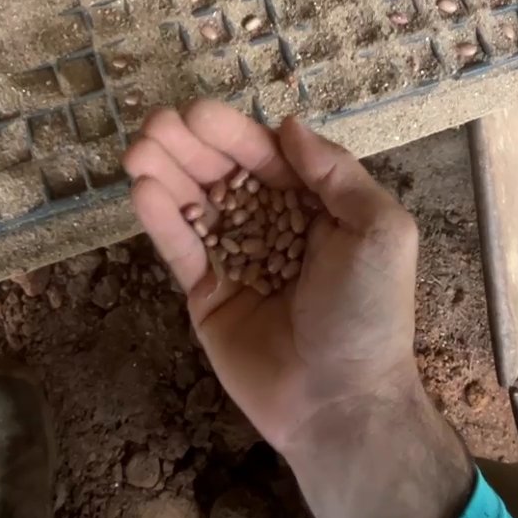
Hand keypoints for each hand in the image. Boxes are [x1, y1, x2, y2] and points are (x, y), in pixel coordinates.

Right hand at [127, 100, 475, 517]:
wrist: (342, 405)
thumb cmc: (366, 311)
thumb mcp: (379, 230)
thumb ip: (336, 172)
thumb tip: (288, 124)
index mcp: (310, 206)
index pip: (263, 157)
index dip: (230, 133)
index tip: (195, 113)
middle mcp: (268, 224)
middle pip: (221, 174)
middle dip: (188, 146)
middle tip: (154, 123)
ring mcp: (233, 257)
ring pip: (194, 204)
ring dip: (165, 172)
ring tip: (137, 148)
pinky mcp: (205, 292)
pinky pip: (181, 249)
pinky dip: (161, 219)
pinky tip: (142, 189)